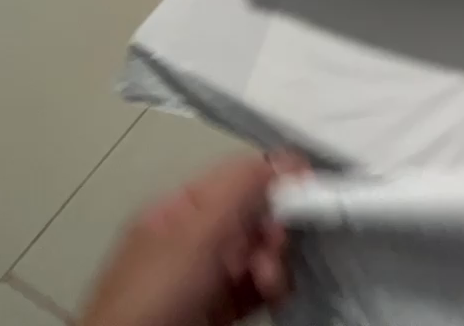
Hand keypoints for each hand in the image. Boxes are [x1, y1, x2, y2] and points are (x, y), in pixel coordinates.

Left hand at [79, 153, 304, 325]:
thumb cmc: (157, 293)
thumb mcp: (197, 231)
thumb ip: (241, 186)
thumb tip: (286, 156)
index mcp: (179, 209)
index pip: (237, 175)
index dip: (274, 175)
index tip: (306, 185)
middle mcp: (195, 237)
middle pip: (256, 212)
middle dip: (273, 227)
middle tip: (273, 245)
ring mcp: (207, 275)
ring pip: (262, 249)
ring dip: (275, 260)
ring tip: (266, 279)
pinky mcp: (222, 306)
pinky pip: (261, 283)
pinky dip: (273, 286)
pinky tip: (271, 293)